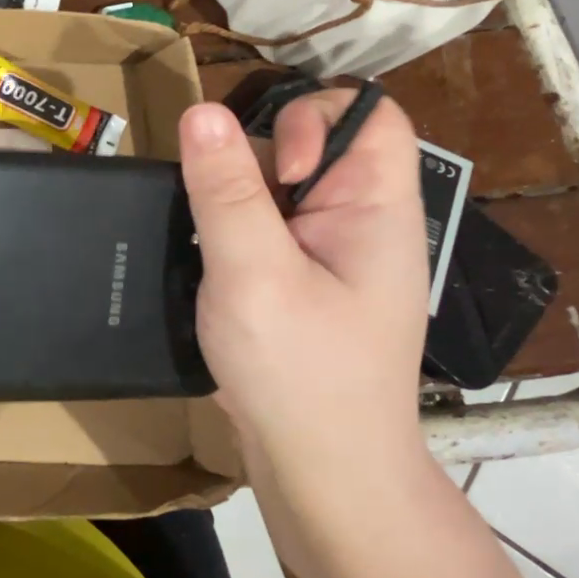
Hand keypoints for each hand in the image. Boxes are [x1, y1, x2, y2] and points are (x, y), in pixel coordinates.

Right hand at [178, 89, 429, 466]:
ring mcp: (331, 252)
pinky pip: (265, 224)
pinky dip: (231, 227)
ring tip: (212, 241)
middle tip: (224, 213)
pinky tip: (211, 260)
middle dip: (255, 159)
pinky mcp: (301, 278)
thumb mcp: (253, 274)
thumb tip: (200, 110)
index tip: (271, 170)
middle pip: (312, 144)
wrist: (320, 467)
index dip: (310, 118)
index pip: (368, 116)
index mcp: (378, 210)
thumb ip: (226, 191)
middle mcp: (361, 221)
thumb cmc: (299, 370)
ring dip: (234, 196)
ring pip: (278, 186)